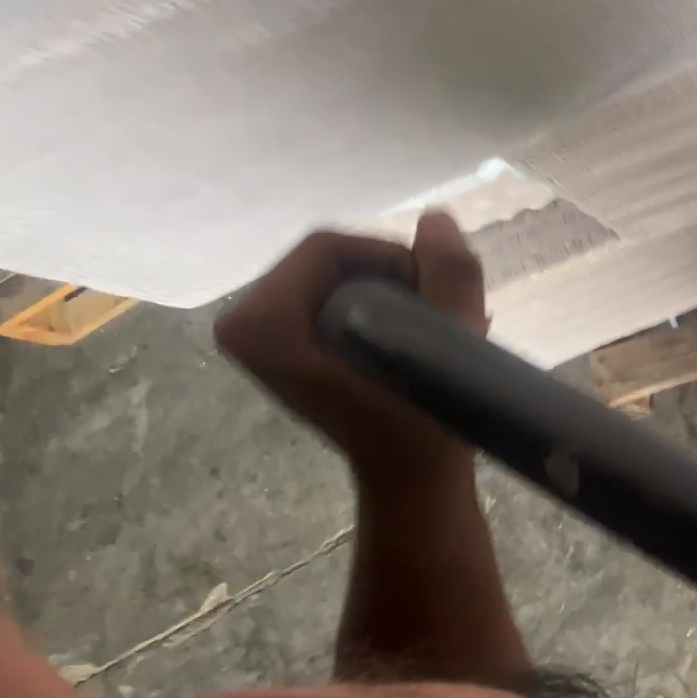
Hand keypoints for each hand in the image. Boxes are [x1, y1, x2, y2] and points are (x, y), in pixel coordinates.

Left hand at [215, 212, 487, 496]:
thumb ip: (446, 276)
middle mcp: (249, 325)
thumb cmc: (426, 422)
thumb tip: (437, 217)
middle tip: (445, 313)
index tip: (435, 297)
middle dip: (399, 275)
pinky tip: (426, 334)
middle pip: (335, 259)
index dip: (392, 257)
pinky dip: (387, 306)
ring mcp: (268, 338)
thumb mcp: (448, 345)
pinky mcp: (293, 349)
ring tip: (443, 325)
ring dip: (400, 291)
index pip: (329, 247)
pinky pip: (341, 298)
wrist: (413, 480)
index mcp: (263, 323)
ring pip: (344, 277)